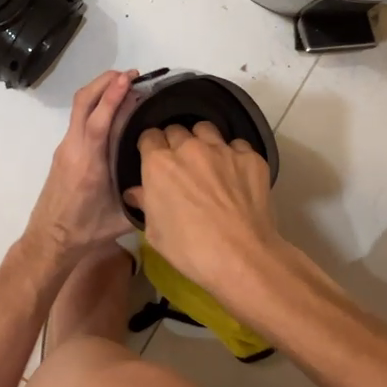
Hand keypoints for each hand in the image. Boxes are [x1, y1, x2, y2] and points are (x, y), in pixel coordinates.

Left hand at [17, 69, 138, 269]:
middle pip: (83, 103)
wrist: (49, 240)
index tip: (130, 78)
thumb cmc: (86, 232)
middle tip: (132, 75)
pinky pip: (80, 120)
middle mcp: (73, 149)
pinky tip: (116, 111)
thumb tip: (167, 177)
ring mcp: (66, 148)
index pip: (99, 121)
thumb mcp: (121, 217)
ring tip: (127, 87)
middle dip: (105, 82)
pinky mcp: (64, 151)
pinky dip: (96, 106)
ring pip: (79, 108)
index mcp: (88, 164)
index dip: (113, 97)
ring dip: (100, 92)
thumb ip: (143, 195)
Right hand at [123, 122, 297, 308]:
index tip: (153, 159)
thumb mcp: (155, 233)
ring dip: (202, 141)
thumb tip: (135, 192)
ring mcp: (223, 150)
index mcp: (159, 164)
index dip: (150, 147)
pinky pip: (238, 146)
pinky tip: (235, 174)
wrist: (241, 257)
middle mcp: (189, 148)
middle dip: (174, 143)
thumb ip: (144, 204)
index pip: (149, 136)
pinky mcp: (250, 158)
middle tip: (180, 164)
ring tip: (207, 160)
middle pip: (176, 130)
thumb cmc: (189, 250)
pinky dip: (233, 155)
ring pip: (206, 130)